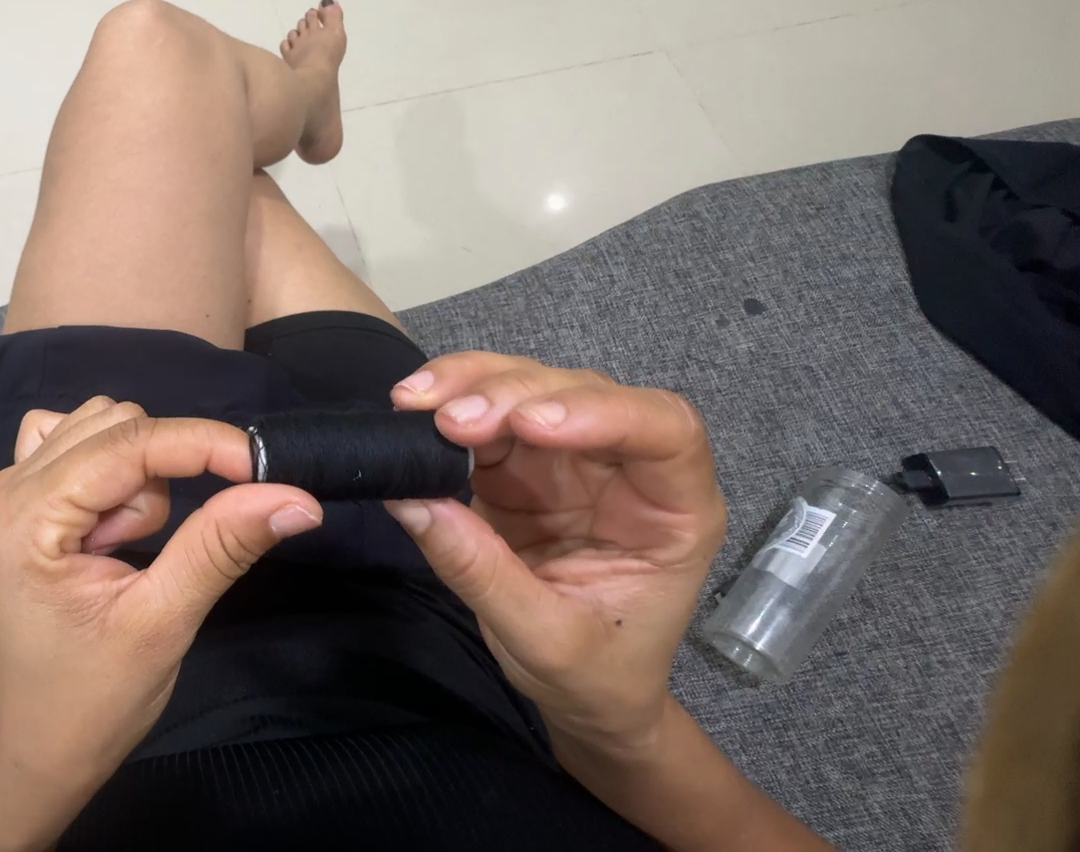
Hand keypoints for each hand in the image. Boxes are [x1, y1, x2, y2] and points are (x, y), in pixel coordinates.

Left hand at [0, 397, 321, 848]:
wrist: (37, 754)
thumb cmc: (90, 703)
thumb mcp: (162, 623)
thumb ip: (221, 546)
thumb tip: (295, 497)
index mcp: (25, 513)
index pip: (129, 442)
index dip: (203, 443)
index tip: (264, 465)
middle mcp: (7, 484)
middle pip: (115, 425)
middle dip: (157, 480)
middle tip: (147, 555)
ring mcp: (10, 487)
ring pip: (104, 429)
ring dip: (138, 483)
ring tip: (122, 555)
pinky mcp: (24, 499)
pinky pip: (81, 444)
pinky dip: (116, 474)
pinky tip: (107, 529)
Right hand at [387, 353, 725, 751]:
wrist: (581, 695)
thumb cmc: (594, 675)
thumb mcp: (543, 640)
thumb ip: (480, 570)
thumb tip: (408, 498)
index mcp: (671, 511)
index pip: (663, 431)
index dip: (601, 412)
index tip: (529, 425)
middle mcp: (623, 467)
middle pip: (579, 391)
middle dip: (509, 395)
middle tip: (445, 422)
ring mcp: (565, 456)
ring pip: (525, 385)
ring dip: (468, 383)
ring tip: (412, 400)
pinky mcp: (515, 461)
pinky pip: (482, 410)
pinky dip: (443, 401)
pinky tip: (408, 405)